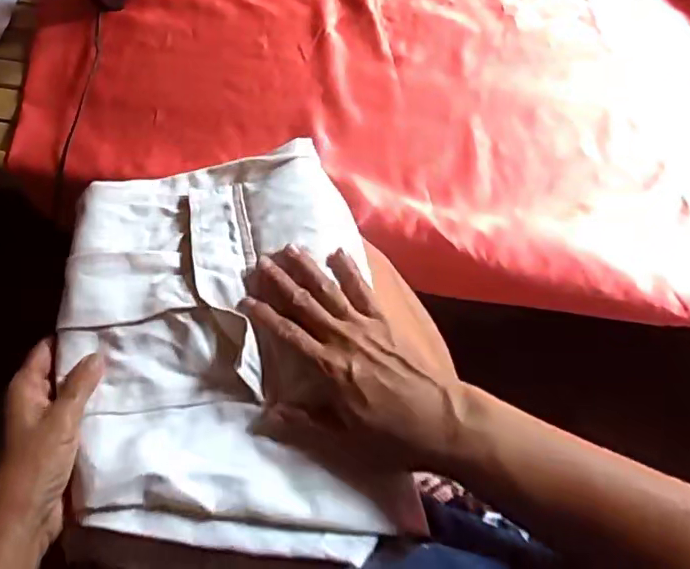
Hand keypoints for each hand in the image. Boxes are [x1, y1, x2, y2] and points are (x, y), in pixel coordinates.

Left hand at [0, 339, 104, 568]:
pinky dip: (88, 414)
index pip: (47, 349)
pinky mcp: (52, 446)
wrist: (23, 521)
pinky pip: (72, 420)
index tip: (99, 328)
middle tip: (118, 349)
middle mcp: (29, 401)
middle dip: (85, 364)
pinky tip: (113, 407)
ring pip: (68, 397)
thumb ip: (79, 385)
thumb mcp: (61, 420)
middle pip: (58, 372)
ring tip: (122, 373)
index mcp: (23, 387)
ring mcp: (40, 424)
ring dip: (88, 391)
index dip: (70, 338)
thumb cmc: (35, 464)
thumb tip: (96, 353)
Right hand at [241, 246, 465, 470]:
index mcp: (329, 367)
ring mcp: (365, 325)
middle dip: (280, 281)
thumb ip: (306, 424)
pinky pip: (363, 289)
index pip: (288, 334)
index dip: (264, 315)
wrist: (444, 422)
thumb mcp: (346, 441)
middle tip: (260, 260)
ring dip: (308, 267)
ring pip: (329, 290)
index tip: (245, 298)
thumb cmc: (393, 436)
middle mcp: (342, 338)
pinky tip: (338, 251)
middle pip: (304, 303)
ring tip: (290, 247)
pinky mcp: (385, 320)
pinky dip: (350, 270)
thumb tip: (266, 415)